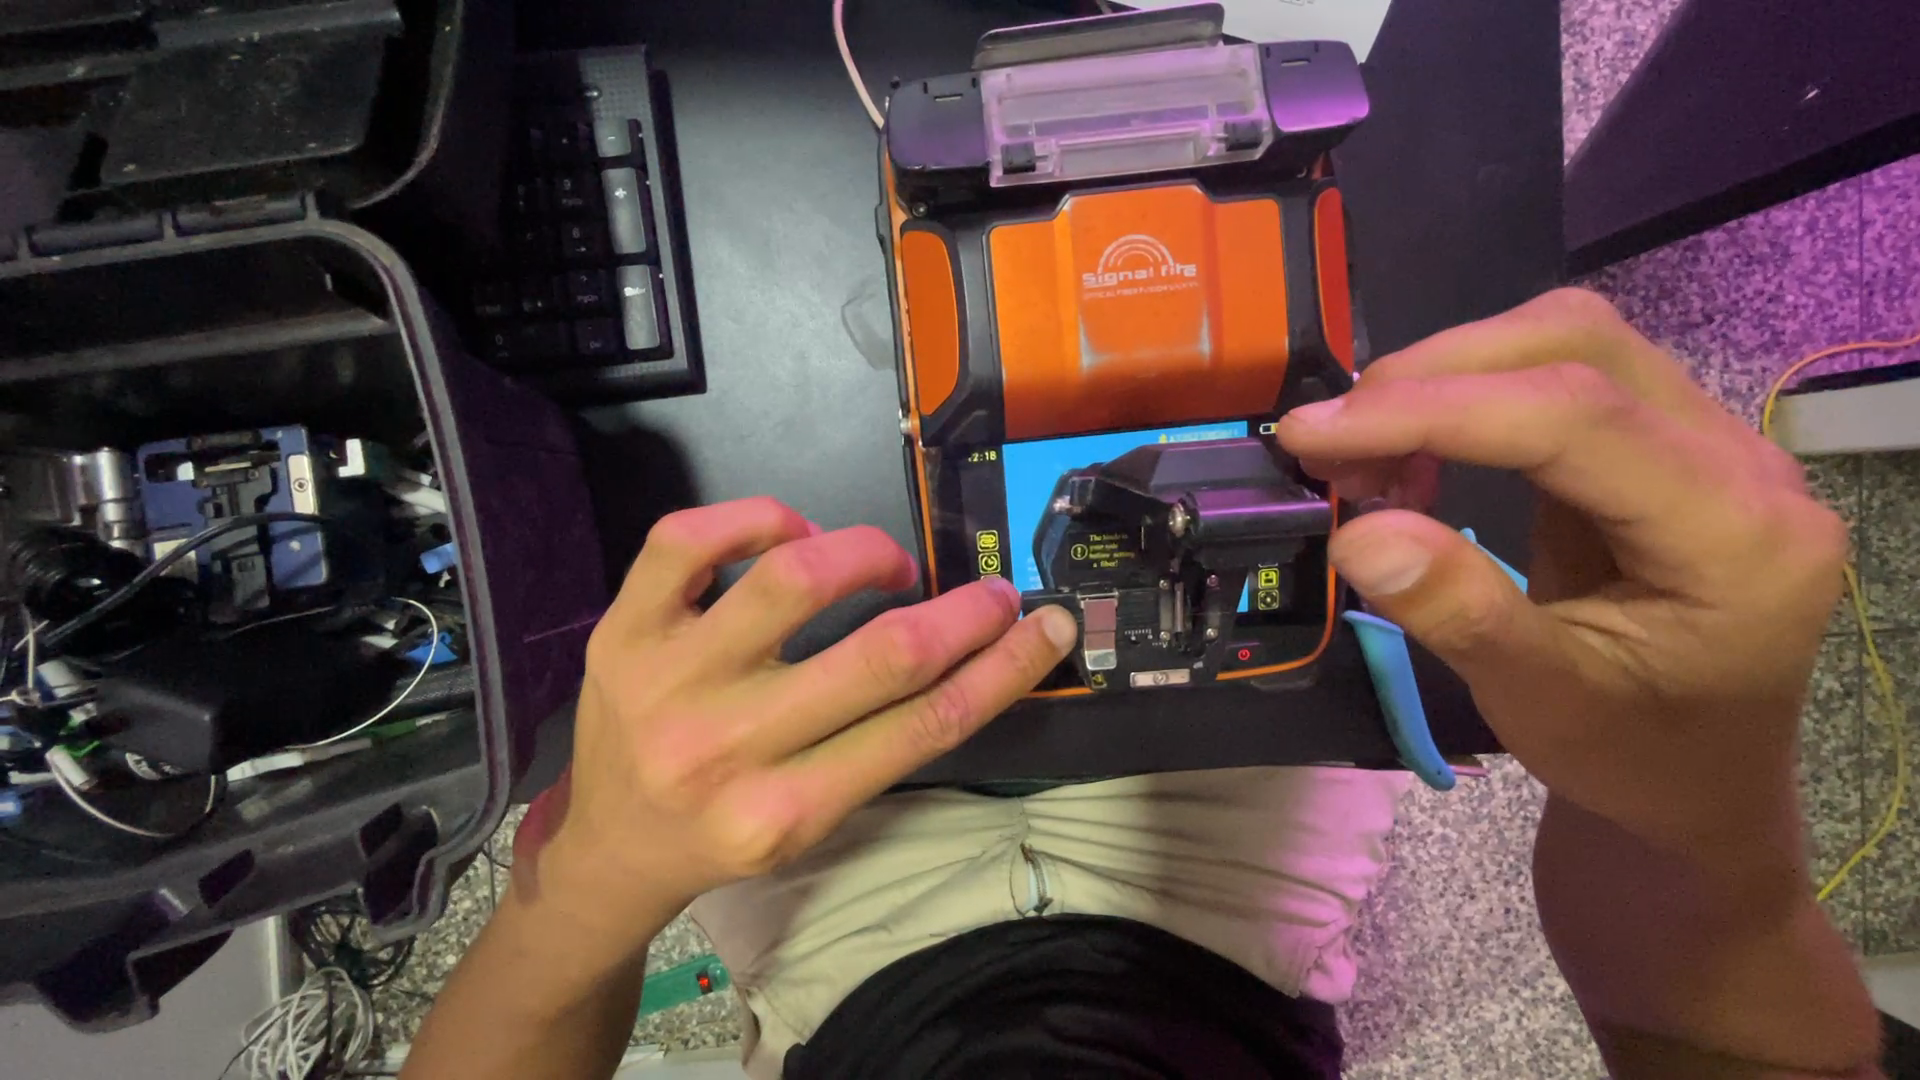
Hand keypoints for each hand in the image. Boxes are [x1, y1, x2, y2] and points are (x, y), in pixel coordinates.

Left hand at [514, 497, 1077, 951]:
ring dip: (865, 554)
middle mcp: (727, 748)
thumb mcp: (816, 821)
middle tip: (991, 591)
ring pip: (792, 579)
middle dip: (964, 613)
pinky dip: (758, 518)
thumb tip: (968, 650)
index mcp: (787, 814)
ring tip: (884, 563)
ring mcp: (667, 679)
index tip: (1044, 626)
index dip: (1003, 667)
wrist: (610, 849)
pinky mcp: (624, 630)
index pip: (925, 726)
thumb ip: (884, 743)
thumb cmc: (728, 833)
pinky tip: (792, 532)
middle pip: (881, 657)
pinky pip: (690, 539)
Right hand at [1278, 288, 1844, 875]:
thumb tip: (1355, 534)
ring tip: (1364, 453)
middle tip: (1330, 443)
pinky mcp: (1648, 441)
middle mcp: (1734, 457)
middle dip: (1429, 378)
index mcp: (1732, 531)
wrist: (1692, 775)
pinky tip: (1413, 456)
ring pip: (1559, 342)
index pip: (1571, 420)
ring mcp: (1697, 438)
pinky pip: (1548, 376)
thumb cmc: (1628, 752)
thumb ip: (1458, 614)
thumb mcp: (1538, 701)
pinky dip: (1458, 398)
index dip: (1428, 413)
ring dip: (1440, 380)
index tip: (1310, 434)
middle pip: (1572, 345)